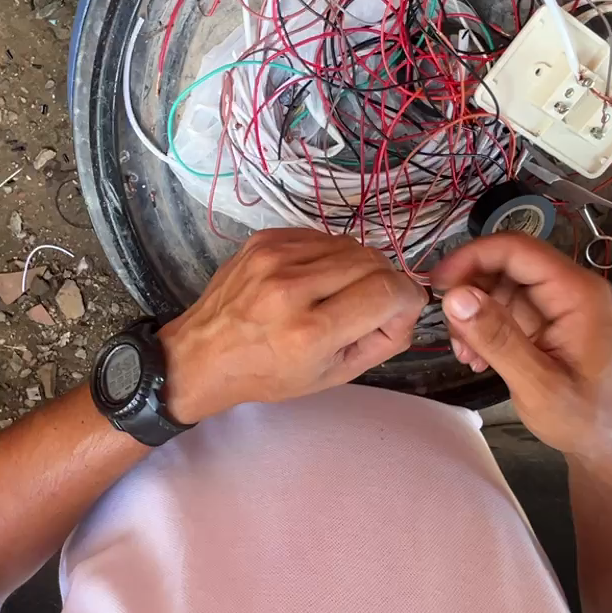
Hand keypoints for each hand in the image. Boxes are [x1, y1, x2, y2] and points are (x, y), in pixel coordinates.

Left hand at [158, 228, 425, 422]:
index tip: (402, 310)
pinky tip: (316, 277)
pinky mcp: (264, 238)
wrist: (202, 353)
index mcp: (310, 332)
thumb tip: (409, 304)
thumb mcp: (332, 376)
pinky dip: (331, 255)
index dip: (407, 299)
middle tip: (374, 304)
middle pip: (373, 262)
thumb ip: (382, 341)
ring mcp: (274, 256)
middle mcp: (291, 287)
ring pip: (350, 245)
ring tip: (341, 292)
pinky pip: (322, 236)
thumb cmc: (268, 374)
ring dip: (359, 267)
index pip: (387, 292)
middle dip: (386, 282)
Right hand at [430, 232, 611, 475]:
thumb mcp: (537, 384)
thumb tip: (454, 296)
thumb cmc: (584, 419)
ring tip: (466, 353)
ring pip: (498, 282)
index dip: (472, 257)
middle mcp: (570, 287)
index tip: (438, 284)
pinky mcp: (545, 318)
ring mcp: (557, 302)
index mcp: (578, 293)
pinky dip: (483, 324)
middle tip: (450, 329)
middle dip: (470, 289)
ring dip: (473, 311)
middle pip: (505, 262)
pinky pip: (503, 304)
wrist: (607, 447)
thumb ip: (497, 338)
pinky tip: (477, 356)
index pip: (517, 249)